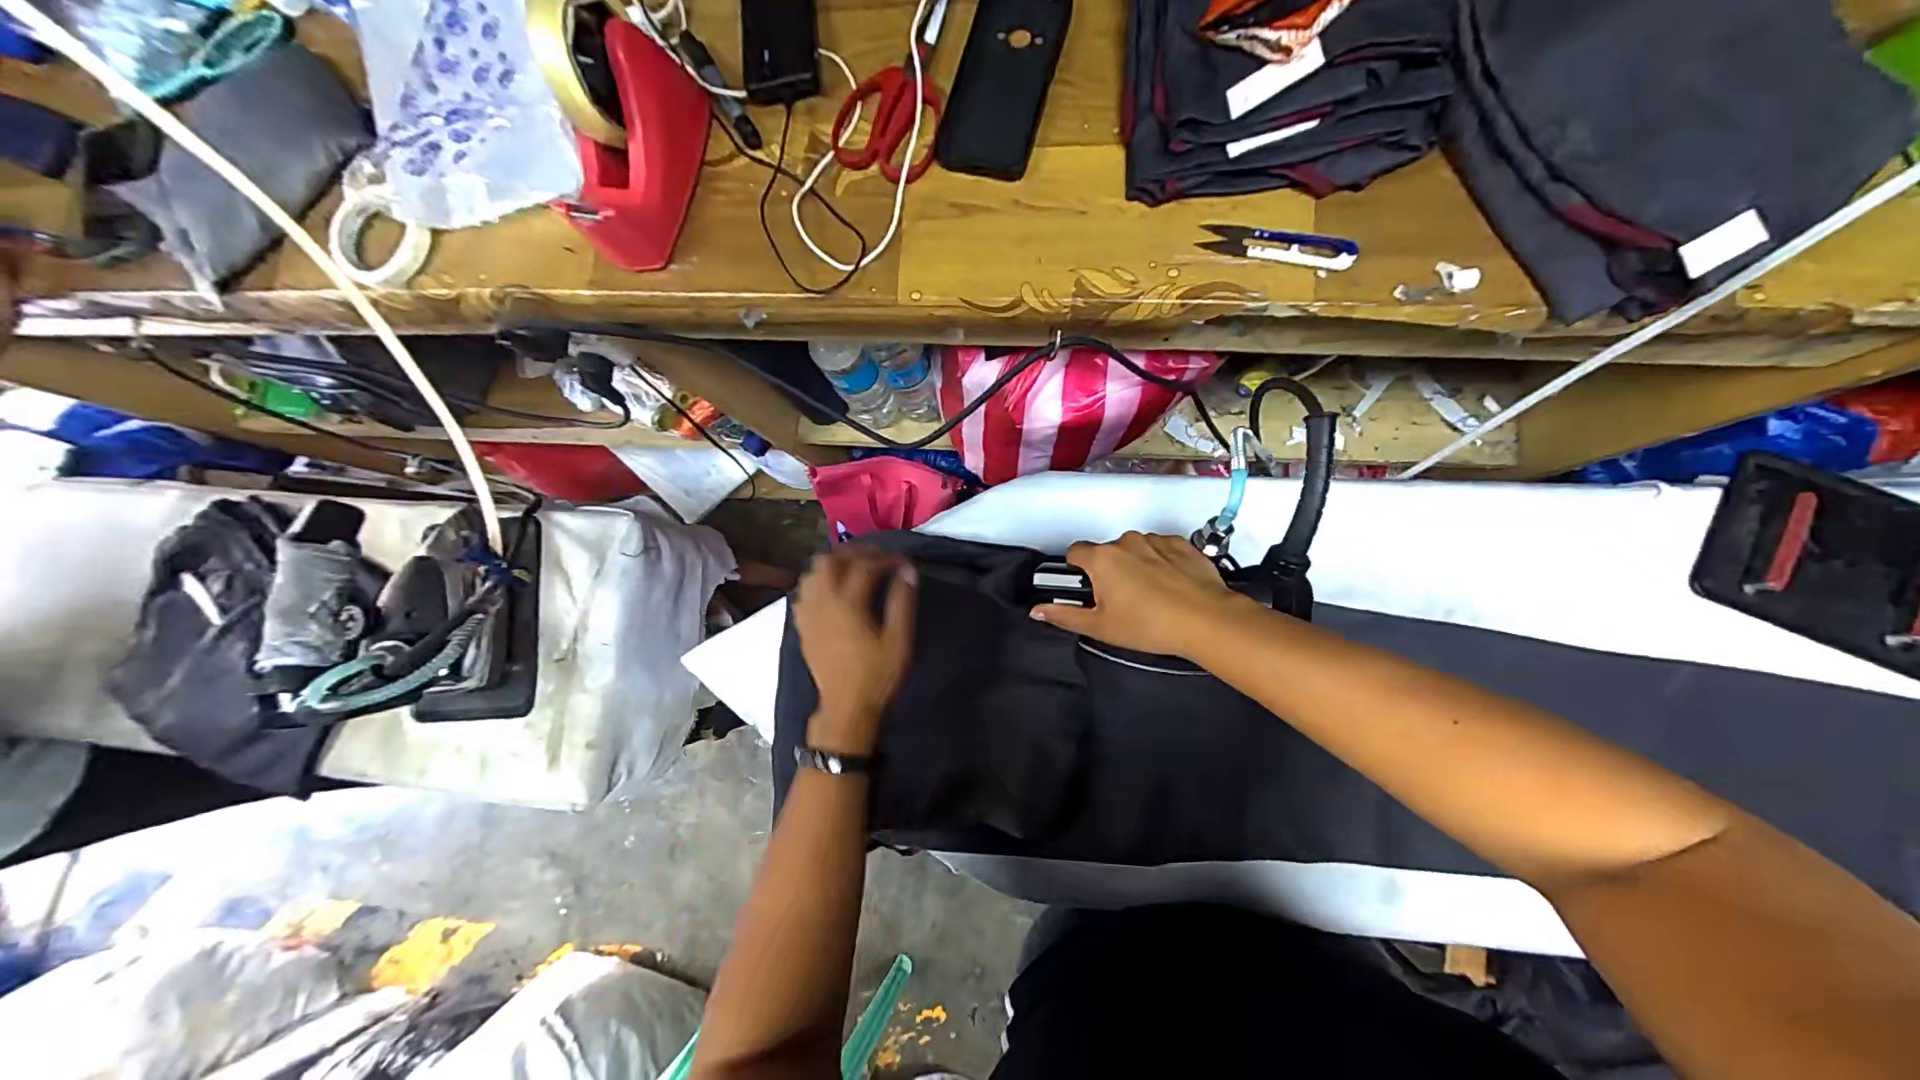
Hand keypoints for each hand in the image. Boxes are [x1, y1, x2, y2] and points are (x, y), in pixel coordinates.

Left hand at [793, 548, 917, 755]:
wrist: (846, 709)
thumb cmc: (877, 676)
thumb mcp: (899, 640)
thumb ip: (902, 601)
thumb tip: (908, 570)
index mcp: (848, 603)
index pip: (865, 565)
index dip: (886, 558)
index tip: (903, 562)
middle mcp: (822, 602)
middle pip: (830, 559)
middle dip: (854, 552)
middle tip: (876, 558)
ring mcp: (808, 613)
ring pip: (812, 572)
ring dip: (834, 564)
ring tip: (855, 570)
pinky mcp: (802, 625)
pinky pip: (804, 591)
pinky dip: (819, 582)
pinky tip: (834, 591)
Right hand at [1030, 532, 1249, 657]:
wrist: (1206, 620)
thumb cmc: (1150, 626)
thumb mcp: (1100, 627)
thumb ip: (1064, 616)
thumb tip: (1037, 611)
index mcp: (1101, 559)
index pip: (1075, 552)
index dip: (1078, 570)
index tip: (1090, 589)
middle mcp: (1126, 541)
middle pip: (1107, 552)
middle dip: (1110, 571)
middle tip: (1122, 601)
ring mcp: (1155, 540)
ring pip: (1134, 549)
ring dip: (1136, 565)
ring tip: (1151, 596)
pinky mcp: (1181, 543)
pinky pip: (1161, 548)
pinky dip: (1161, 562)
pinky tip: (1170, 586)